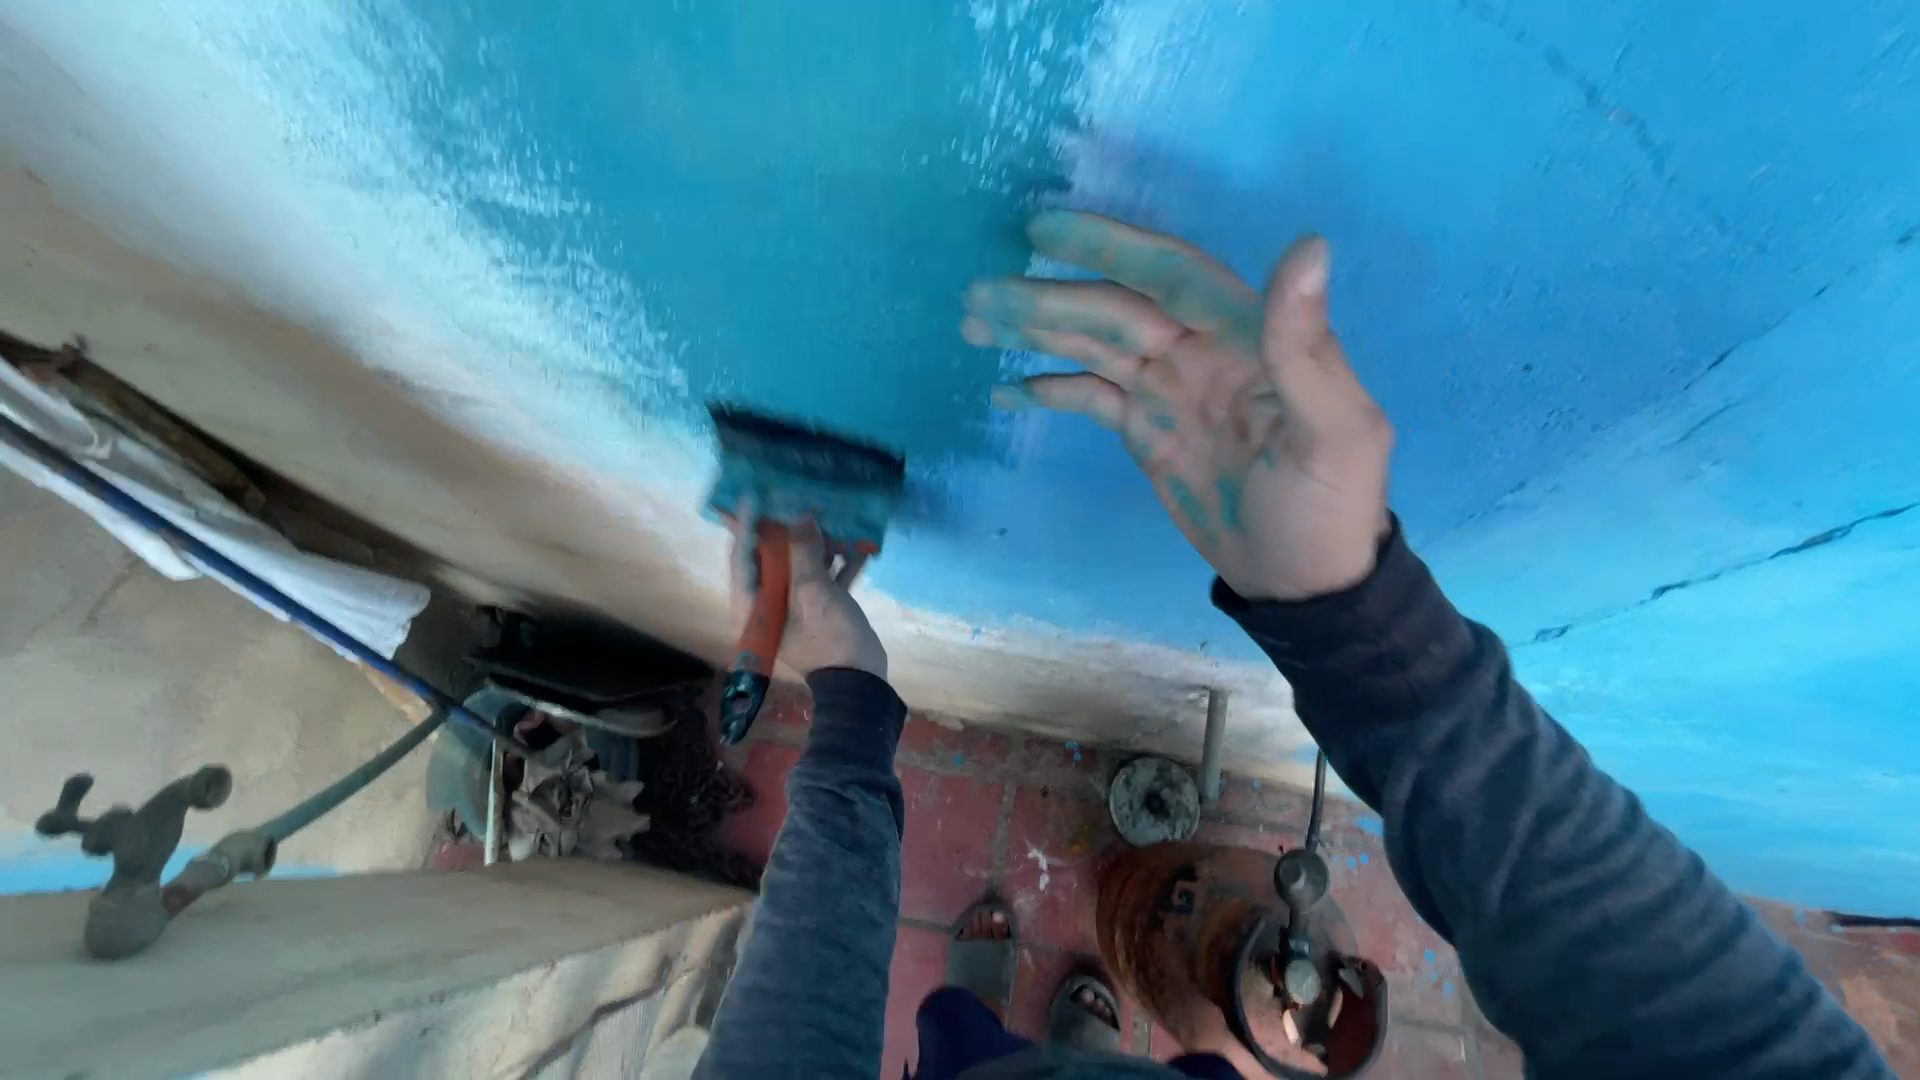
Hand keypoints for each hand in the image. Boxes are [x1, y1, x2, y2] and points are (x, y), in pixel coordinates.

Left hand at [725, 511, 888, 679]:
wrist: (860, 682)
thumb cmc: (828, 637)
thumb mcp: (813, 591)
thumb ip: (804, 552)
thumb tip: (800, 516)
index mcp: (754, 603)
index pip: (743, 555)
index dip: (748, 523)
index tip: (753, 493)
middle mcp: (769, 601)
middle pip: (774, 556)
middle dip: (791, 527)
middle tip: (801, 497)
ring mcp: (797, 605)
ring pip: (803, 563)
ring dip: (822, 542)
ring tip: (838, 518)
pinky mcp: (822, 608)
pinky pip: (826, 577)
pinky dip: (840, 562)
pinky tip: (860, 545)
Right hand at [961, 211, 1392, 600]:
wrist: (1298, 579)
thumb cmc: (1324, 508)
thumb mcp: (1334, 432)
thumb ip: (1305, 345)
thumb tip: (1308, 243)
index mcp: (1245, 336)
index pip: (1167, 276)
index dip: (1108, 249)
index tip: (1044, 231)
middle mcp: (1198, 350)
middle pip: (1112, 309)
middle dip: (1045, 299)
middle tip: (978, 294)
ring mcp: (1166, 390)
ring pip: (1091, 346)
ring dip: (1035, 332)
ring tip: (975, 322)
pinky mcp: (1144, 430)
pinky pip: (1089, 397)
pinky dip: (1049, 390)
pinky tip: (1006, 391)